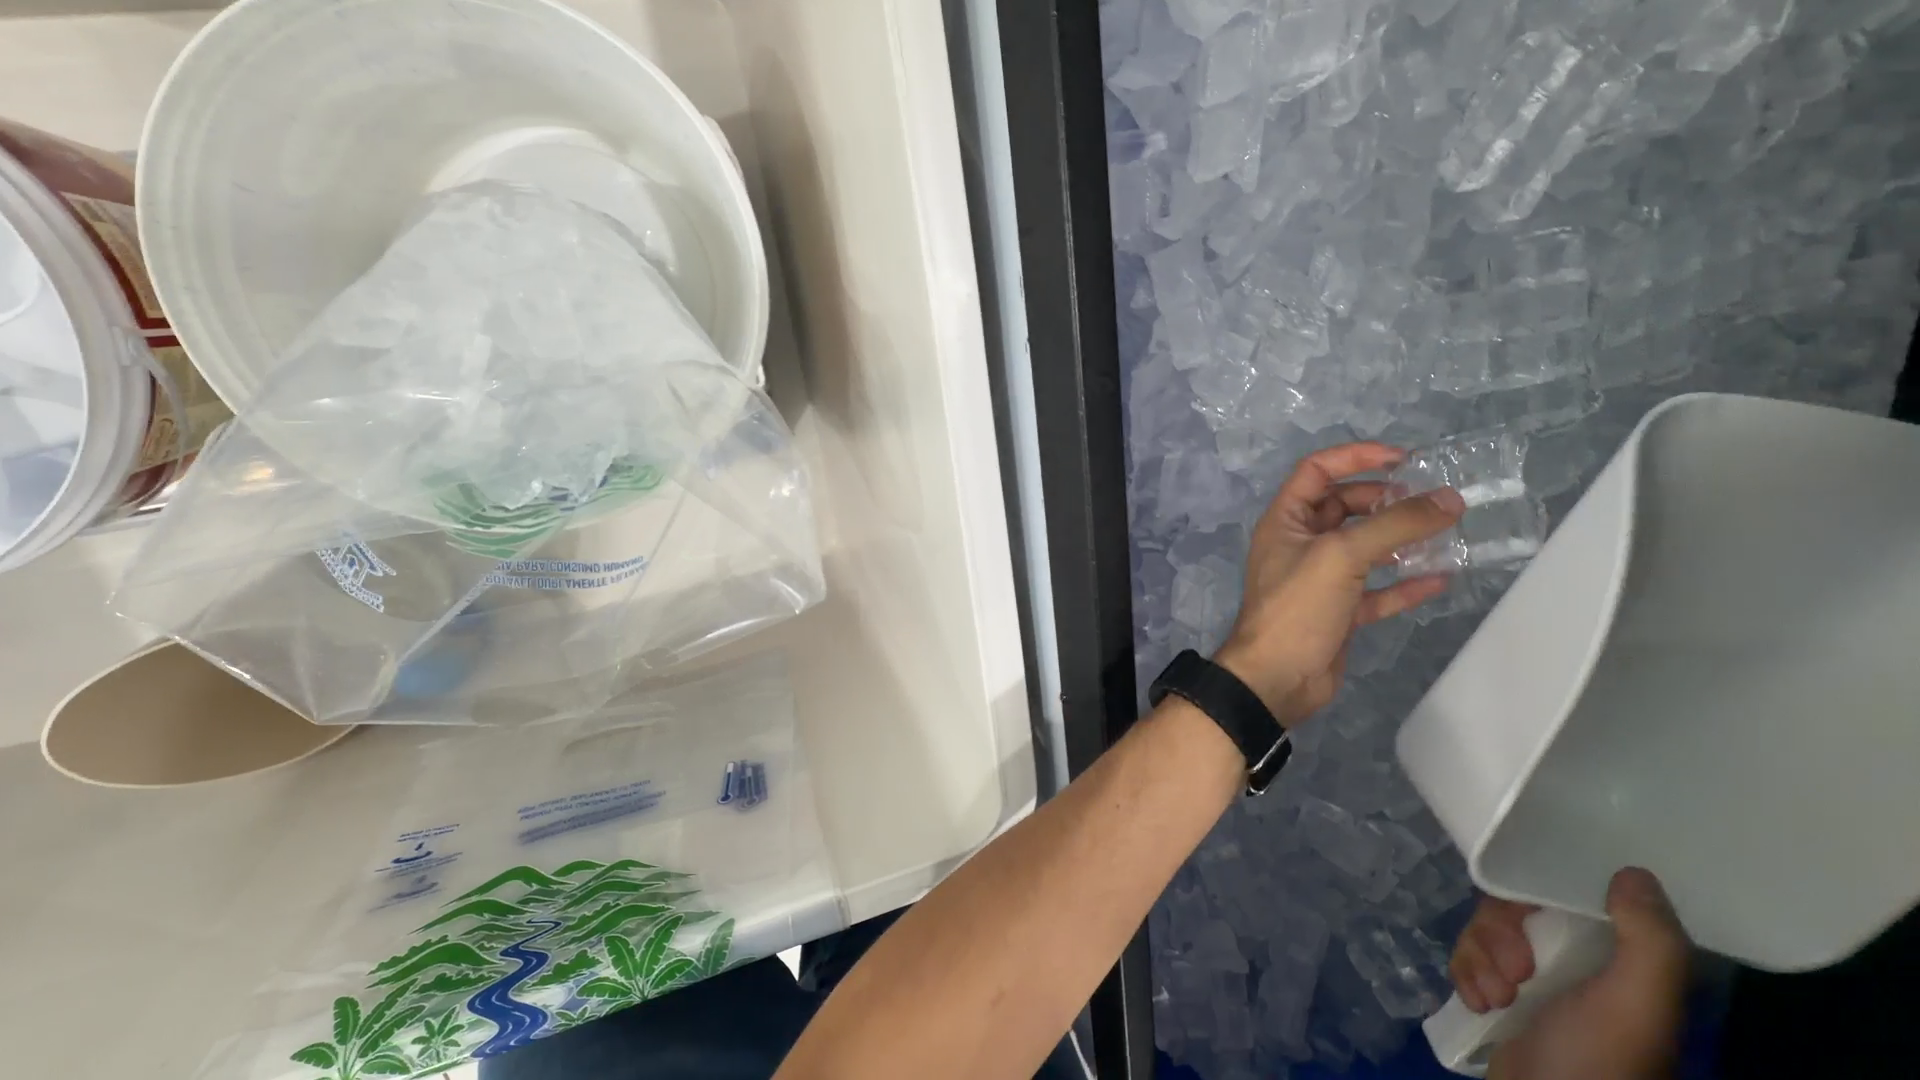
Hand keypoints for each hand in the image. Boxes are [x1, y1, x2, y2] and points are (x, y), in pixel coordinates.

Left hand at [1214, 442, 1464, 726]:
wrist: (1276, 679)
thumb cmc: (1298, 607)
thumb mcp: (1343, 555)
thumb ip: (1396, 525)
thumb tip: (1450, 499)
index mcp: (1286, 521)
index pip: (1317, 471)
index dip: (1356, 457)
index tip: (1403, 458)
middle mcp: (1301, 544)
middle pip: (1346, 507)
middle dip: (1387, 501)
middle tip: (1431, 501)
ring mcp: (1320, 580)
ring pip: (1365, 549)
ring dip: (1401, 540)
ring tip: (1446, 532)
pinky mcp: (1338, 613)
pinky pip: (1376, 591)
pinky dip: (1404, 584)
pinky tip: (1441, 578)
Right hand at [1451, 868, 1690, 1079]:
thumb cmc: (1599, 1059)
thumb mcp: (1638, 1003)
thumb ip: (1650, 940)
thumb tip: (1632, 870)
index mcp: (1619, 956)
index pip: (1565, 892)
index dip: (1535, 893)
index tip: (1526, 915)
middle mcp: (1578, 961)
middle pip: (1515, 908)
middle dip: (1497, 935)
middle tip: (1512, 973)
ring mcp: (1537, 980)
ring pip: (1486, 931)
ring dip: (1478, 957)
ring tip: (1493, 998)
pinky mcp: (1502, 996)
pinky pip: (1468, 959)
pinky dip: (1465, 975)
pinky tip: (1477, 1004)